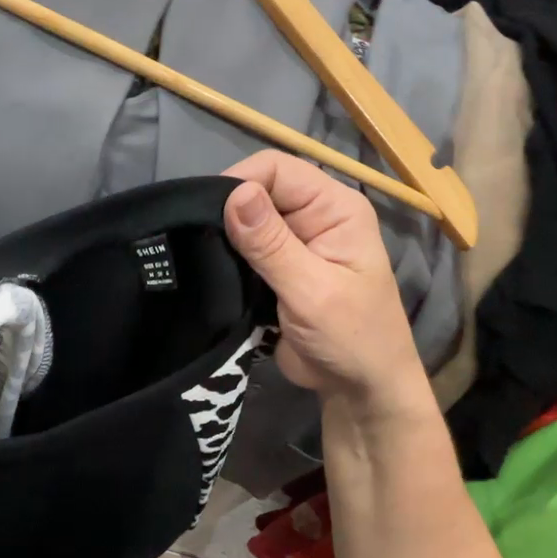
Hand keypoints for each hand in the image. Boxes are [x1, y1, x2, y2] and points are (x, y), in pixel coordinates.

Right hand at [220, 151, 428, 414]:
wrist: (360, 389)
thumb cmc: (351, 338)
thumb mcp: (312, 291)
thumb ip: (273, 244)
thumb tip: (234, 194)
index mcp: (335, 208)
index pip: (277, 169)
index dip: (239, 182)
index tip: (206, 216)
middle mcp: (314, 217)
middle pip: (258, 190)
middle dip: (226, 211)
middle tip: (196, 242)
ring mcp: (295, 245)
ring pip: (246, 222)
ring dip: (223, 239)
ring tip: (199, 259)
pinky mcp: (276, 272)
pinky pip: (243, 253)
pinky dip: (226, 261)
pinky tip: (210, 275)